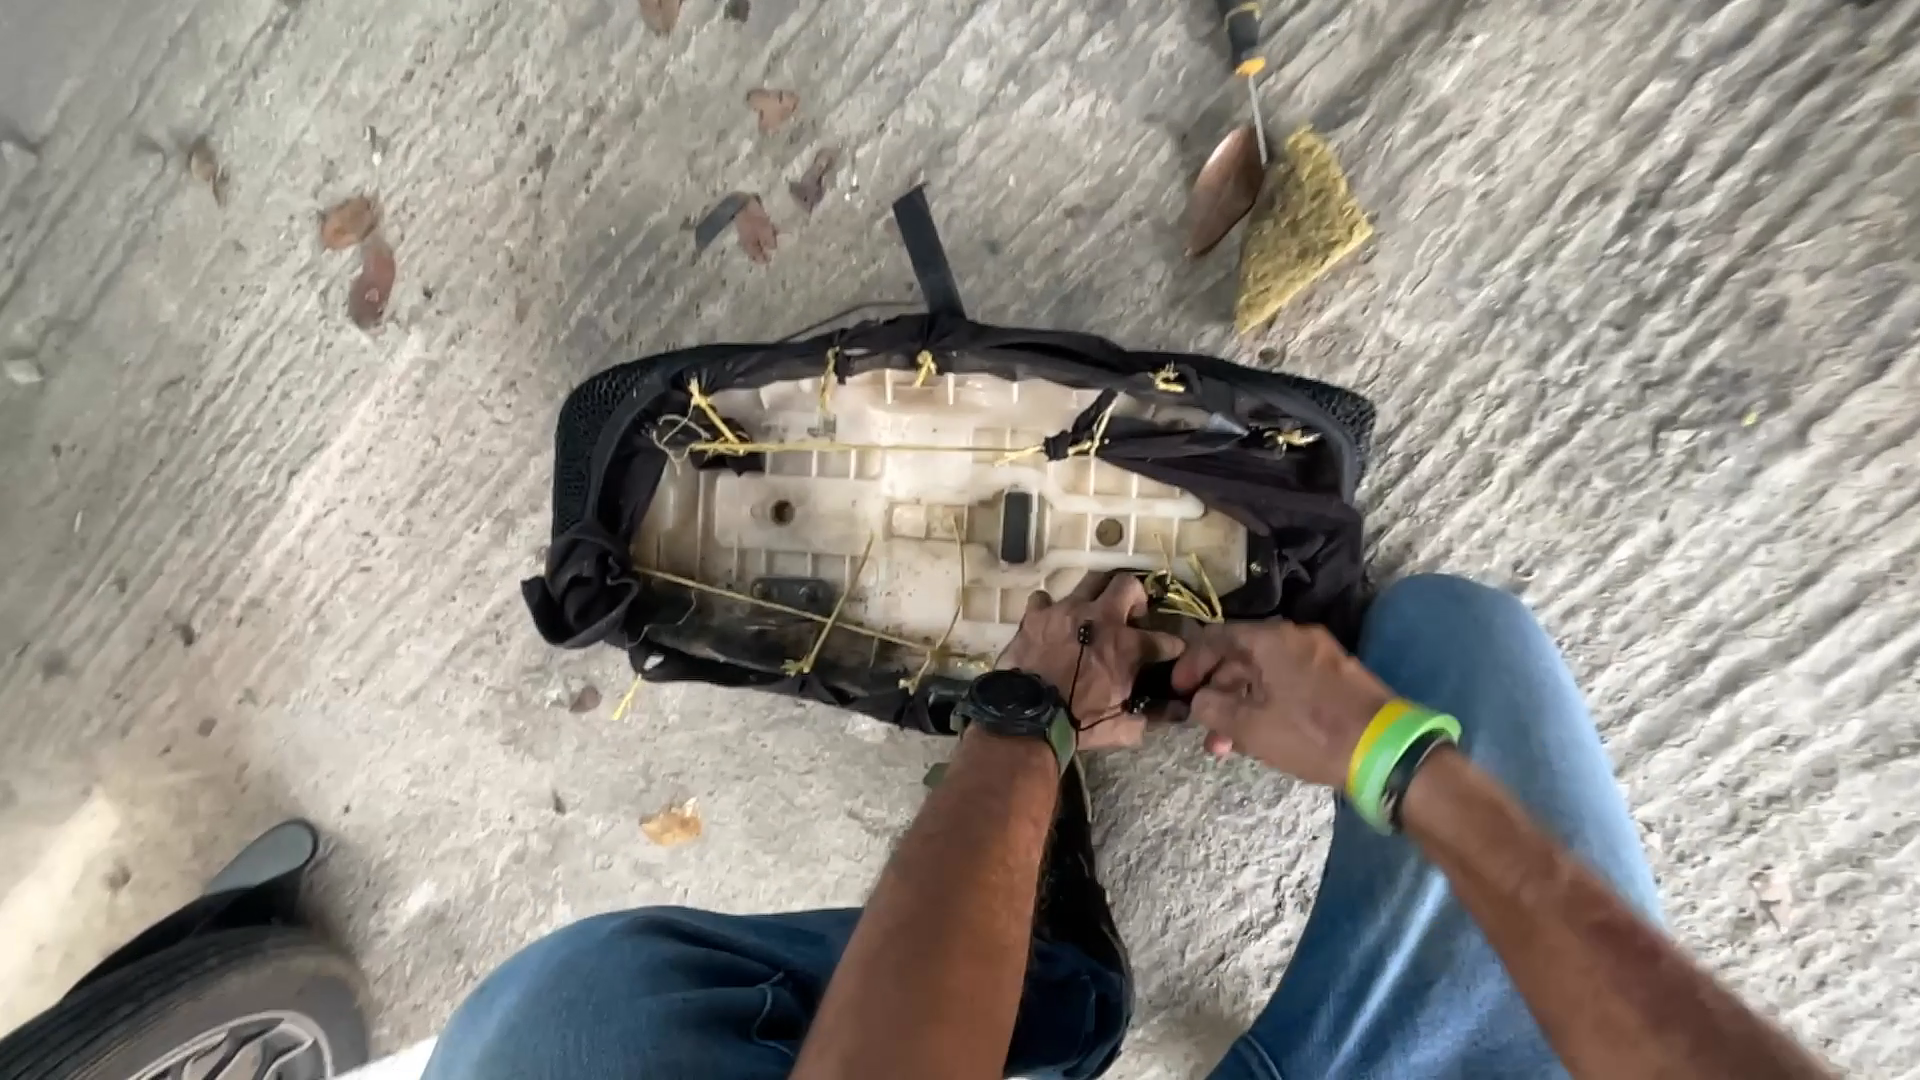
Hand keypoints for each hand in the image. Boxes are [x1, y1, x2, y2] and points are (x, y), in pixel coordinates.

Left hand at [997, 572, 1182, 750]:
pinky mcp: (1037, 614)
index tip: (1170, 650)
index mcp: (1127, 646)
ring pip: (1090, 582)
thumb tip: (1175, 713)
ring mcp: (1066, 610)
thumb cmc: (1078, 722)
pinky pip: (1045, 599)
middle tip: (1130, 615)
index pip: (1165, 640)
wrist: (1028, 716)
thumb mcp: (1123, 727)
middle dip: (1136, 597)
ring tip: (1092, 614)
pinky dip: (1050, 608)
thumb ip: (1149, 715)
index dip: (1171, 647)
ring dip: (1096, 596)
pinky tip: (1052, 621)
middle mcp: (1100, 618)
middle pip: (1128, 585)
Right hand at [1170, 620, 1393, 786]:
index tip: (1177, 690)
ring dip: (1241, 704)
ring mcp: (1321, 657)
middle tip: (1203, 727)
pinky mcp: (1338, 678)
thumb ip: (1212, 708)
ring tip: (1228, 745)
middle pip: (1240, 656)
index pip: (1215, 638)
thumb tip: (1198, 699)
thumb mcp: (1250, 726)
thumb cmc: (1312, 734)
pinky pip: (1289, 683)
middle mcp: (1295, 638)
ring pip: (1265, 674)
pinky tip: (1261, 735)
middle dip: (1216, 692)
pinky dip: (1267, 703)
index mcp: (1271, 639)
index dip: (1190, 663)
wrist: (1392, 753)